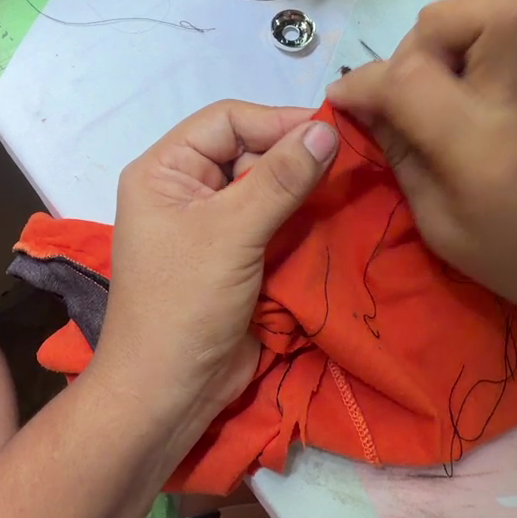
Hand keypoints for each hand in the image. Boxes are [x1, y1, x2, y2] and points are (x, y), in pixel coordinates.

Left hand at [90, 100, 339, 455]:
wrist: (168, 396)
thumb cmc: (185, 303)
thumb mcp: (232, 233)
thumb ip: (281, 179)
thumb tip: (326, 129)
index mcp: (165, 170)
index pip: (226, 121)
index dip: (276, 121)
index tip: (331, 130)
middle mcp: (186, 187)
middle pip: (248, 150)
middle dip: (294, 155)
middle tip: (350, 158)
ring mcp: (211, 223)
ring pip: (266, 186)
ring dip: (304, 188)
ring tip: (351, 183)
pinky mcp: (236, 255)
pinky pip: (273, 220)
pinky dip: (302, 218)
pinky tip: (336, 215)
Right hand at [327, 0, 516, 333]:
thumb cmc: (516, 261)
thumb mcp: (438, 225)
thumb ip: (399, 155)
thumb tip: (359, 106)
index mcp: (480, 146)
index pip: (410, 77)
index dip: (362, 82)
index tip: (341, 102)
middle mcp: (508, 100)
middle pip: (476, 15)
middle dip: (418, 39)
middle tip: (401, 90)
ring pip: (488, 13)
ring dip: (439, 37)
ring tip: (423, 88)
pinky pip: (491, 38)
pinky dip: (455, 47)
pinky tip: (444, 94)